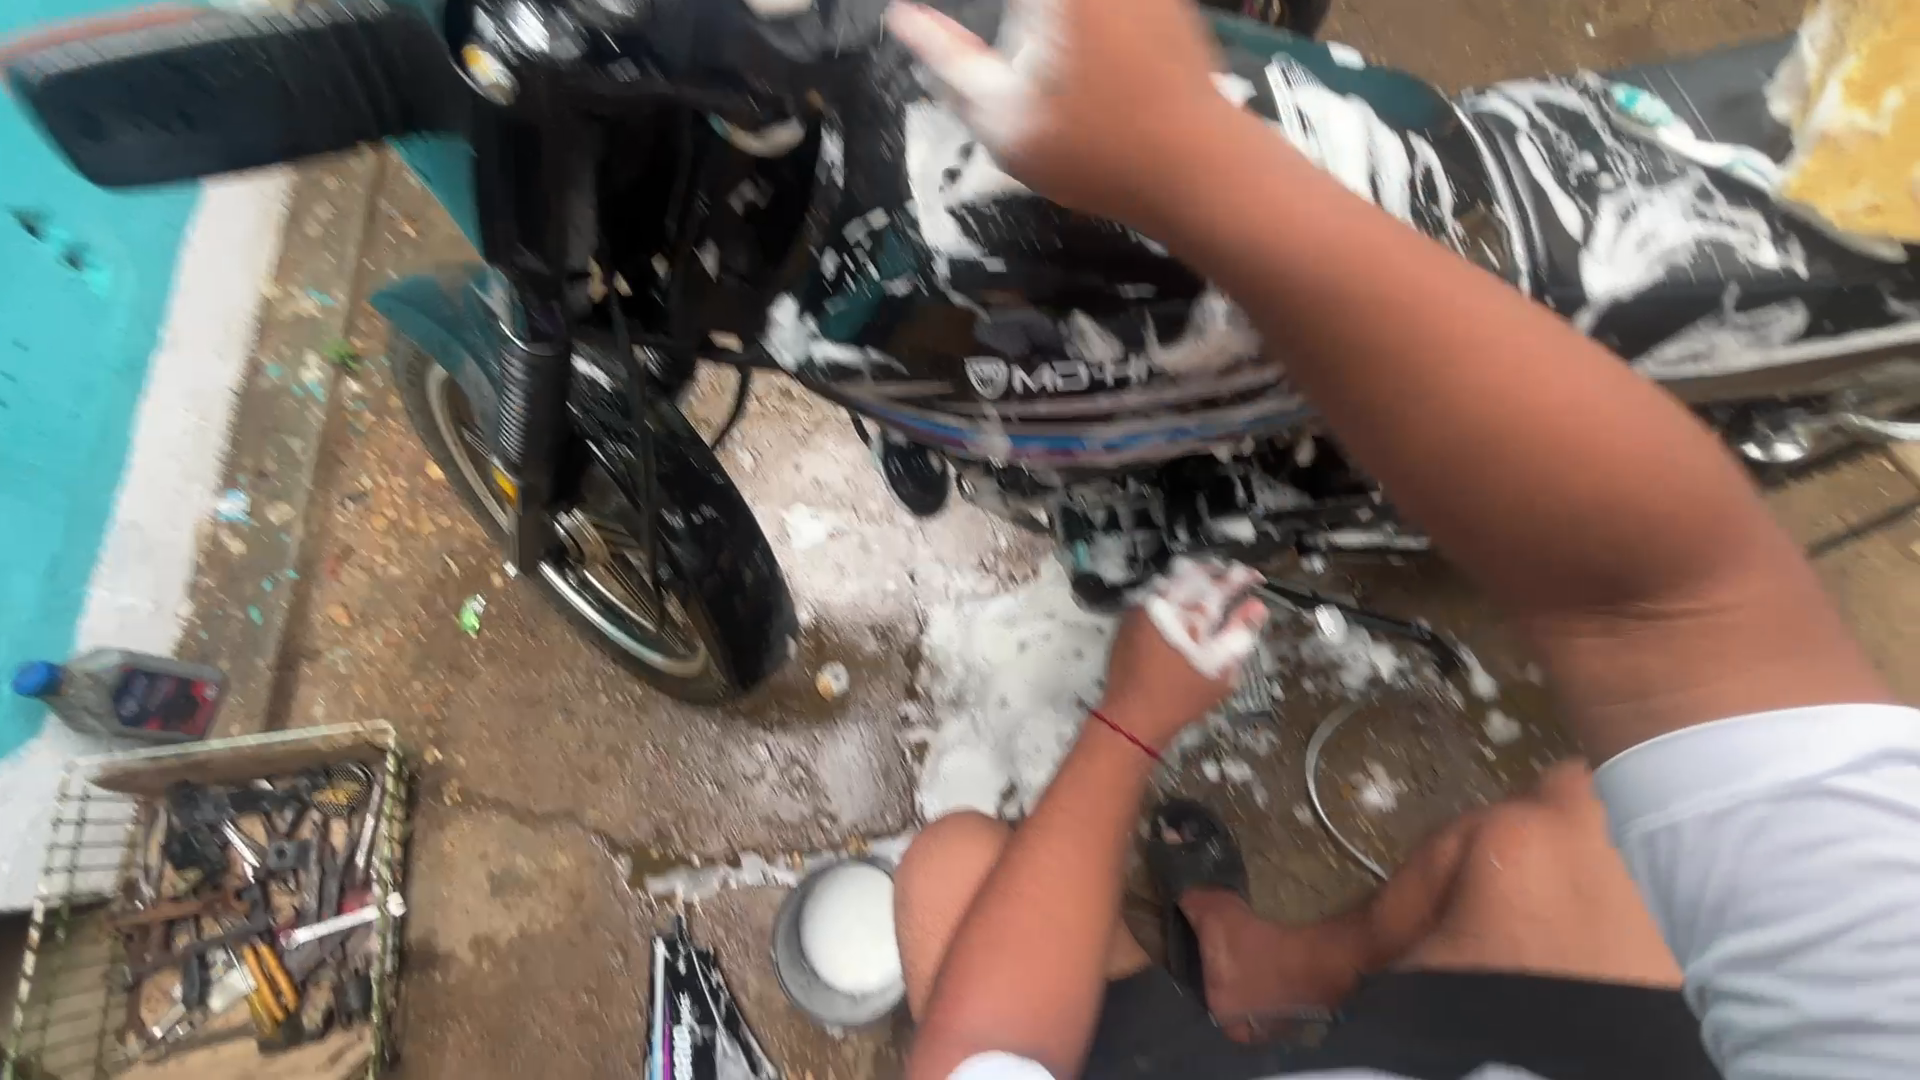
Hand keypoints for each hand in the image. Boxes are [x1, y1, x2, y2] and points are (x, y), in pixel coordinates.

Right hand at [884, 0, 1238, 228]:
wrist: (1194, 168)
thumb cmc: (1091, 151)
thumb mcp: (1003, 123)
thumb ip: (950, 64)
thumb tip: (905, 19)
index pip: (1012, 4)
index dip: (985, 33)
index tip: (971, 60)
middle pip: (1036, 9)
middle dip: (1026, 30)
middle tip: (1011, 86)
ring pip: (1071, 12)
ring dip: (1049, 32)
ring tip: (1055, 90)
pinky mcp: (1168, 0)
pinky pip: (1112, 10)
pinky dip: (1088, 30)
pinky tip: (1089, 71)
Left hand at [1097, 557, 1269, 750]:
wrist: (1131, 717)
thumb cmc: (1180, 698)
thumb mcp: (1220, 670)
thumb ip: (1239, 634)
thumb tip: (1257, 607)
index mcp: (1185, 615)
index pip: (1218, 584)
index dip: (1239, 577)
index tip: (1256, 576)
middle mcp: (1159, 604)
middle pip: (1191, 575)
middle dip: (1214, 573)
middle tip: (1233, 576)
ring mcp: (1139, 610)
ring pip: (1170, 581)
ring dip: (1192, 580)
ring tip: (1212, 584)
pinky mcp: (1127, 620)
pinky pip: (1154, 594)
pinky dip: (1173, 592)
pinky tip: (1184, 601)